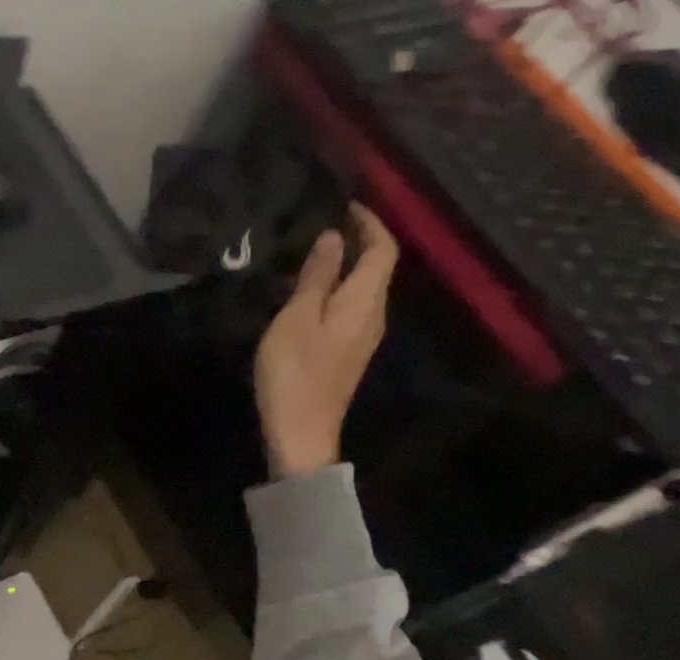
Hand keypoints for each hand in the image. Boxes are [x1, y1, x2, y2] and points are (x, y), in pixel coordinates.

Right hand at [254, 203, 399, 475]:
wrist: (300, 435)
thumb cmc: (296, 373)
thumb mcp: (298, 318)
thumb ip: (317, 276)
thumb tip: (334, 237)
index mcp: (365, 301)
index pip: (383, 248)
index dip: (369, 222)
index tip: (344, 203)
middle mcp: (373, 316)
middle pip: (376, 268)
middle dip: (355, 242)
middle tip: (319, 225)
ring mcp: (361, 339)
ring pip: (360, 290)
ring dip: (342, 268)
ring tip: (306, 256)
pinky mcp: (345, 356)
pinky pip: (347, 310)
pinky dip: (333, 292)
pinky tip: (304, 294)